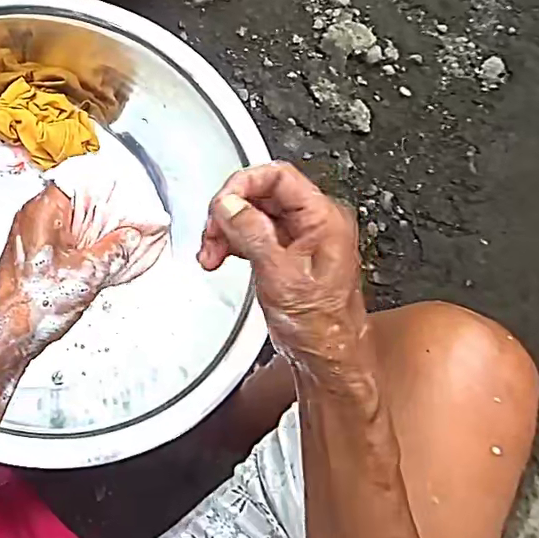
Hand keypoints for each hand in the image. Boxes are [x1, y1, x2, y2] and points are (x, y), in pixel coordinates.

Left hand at [0, 184, 164, 378]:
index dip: (107, 184)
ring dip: (97, 230)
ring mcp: (33, 235)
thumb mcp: (85, 274)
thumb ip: (113, 250)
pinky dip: (85, 245)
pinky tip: (101, 260)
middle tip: (130, 221)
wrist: (3, 334)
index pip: (79, 177)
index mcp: (42, 210)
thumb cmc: (29, 304)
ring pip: (73, 220)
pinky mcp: (36, 253)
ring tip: (120, 242)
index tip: (128, 193)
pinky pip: (66, 238)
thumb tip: (131, 235)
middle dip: (107, 209)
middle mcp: (34, 217)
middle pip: (78, 198)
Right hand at [199, 163, 375, 391]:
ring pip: (250, 212)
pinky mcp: (284, 251)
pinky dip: (230, 242)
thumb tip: (228, 203)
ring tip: (211, 253)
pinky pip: (250, 232)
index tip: (220, 204)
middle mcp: (313, 223)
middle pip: (259, 193)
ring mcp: (299, 237)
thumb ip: (252, 234)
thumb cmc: (321, 328)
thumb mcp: (281, 276)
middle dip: (227, 212)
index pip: (277, 176)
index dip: (242, 185)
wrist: (327, 360)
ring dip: (224, 230)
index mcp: (323, 219)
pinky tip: (219, 257)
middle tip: (212, 234)